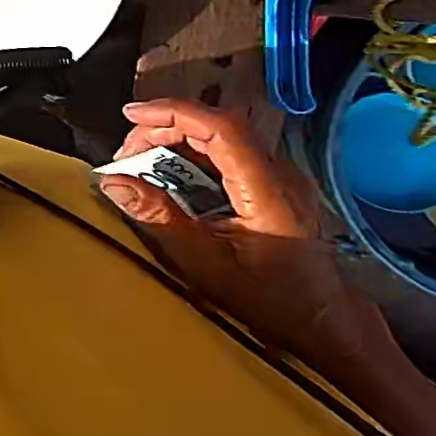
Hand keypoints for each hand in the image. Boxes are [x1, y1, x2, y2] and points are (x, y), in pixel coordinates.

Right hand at [99, 99, 386, 362]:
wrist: (323, 323)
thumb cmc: (269, 299)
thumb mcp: (203, 263)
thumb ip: (158, 217)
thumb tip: (112, 181)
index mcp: (268, 192)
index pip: (222, 129)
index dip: (173, 112)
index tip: (131, 114)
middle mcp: (280, 176)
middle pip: (215, 127)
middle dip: (161, 130)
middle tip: (126, 156)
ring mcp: (279, 179)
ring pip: (217, 137)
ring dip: (171, 142)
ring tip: (138, 166)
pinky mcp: (271, 185)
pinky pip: (223, 153)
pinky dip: (186, 156)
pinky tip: (164, 176)